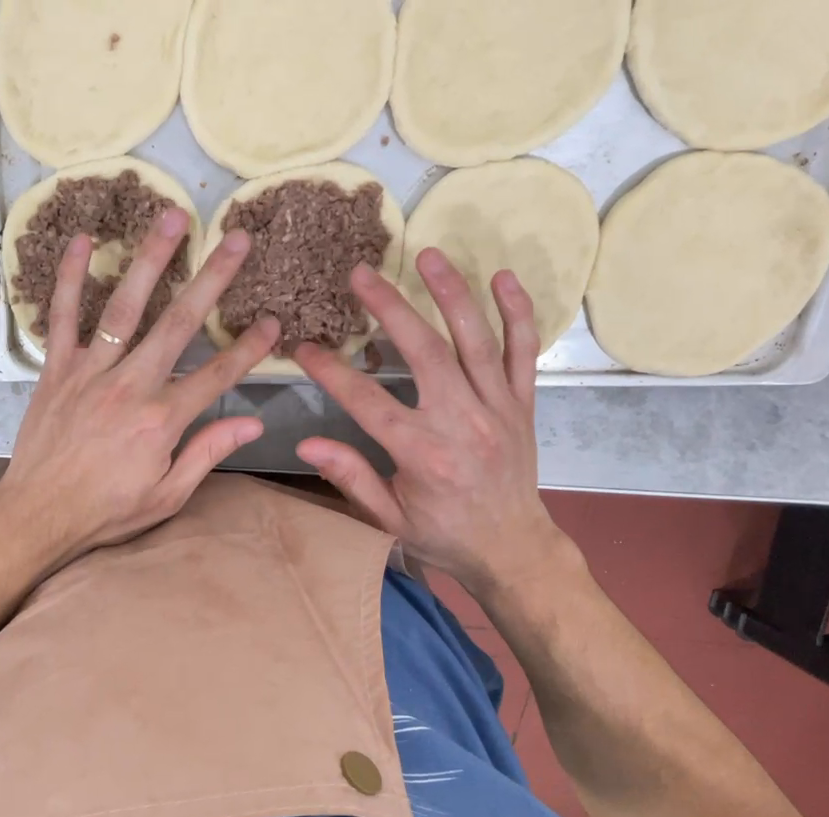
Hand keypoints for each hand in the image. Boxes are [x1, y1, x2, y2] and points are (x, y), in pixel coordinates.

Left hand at [0, 208, 279, 569]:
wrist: (37, 514)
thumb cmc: (105, 511)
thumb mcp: (167, 496)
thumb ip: (207, 453)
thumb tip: (252, 423)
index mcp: (161, 421)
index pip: (217, 376)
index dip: (249, 349)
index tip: (272, 322)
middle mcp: (130, 386)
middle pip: (178, 324)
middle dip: (212, 279)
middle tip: (237, 239)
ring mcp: (90, 372)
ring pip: (125, 307)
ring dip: (150, 259)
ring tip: (172, 217)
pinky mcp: (56, 370)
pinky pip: (62, 317)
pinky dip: (71, 279)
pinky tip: (83, 241)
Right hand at [293, 249, 566, 592]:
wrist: (512, 548)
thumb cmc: (442, 535)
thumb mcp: (386, 517)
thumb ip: (350, 477)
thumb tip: (307, 445)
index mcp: (422, 454)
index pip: (366, 401)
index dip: (330, 371)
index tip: (304, 347)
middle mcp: (462, 422)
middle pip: (423, 351)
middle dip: (390, 308)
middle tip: (362, 274)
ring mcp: (498, 408)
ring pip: (475, 340)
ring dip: (451, 293)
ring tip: (427, 255)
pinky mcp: (523, 405)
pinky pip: (524, 352)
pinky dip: (518, 313)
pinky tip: (503, 279)